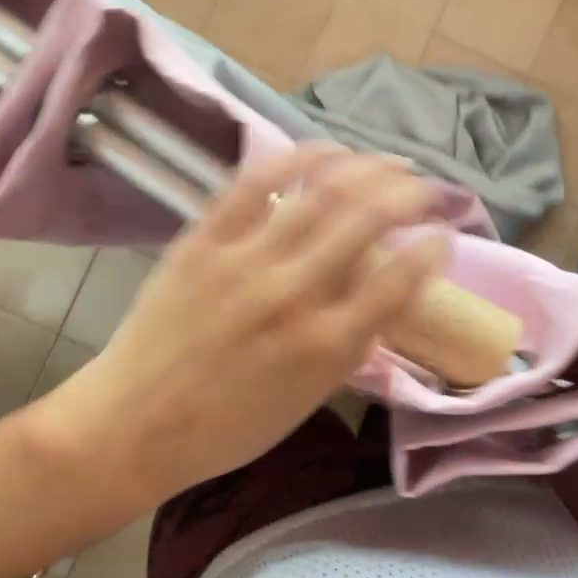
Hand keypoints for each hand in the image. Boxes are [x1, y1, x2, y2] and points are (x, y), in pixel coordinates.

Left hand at [37, 145, 449, 505]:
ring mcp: (245, 260)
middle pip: (368, 222)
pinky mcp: (204, 239)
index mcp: (326, 346)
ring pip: (321, 193)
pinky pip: (255, 184)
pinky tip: (327, 149)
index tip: (443, 234)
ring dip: (368, 169)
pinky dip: (297, 158)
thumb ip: (349, 346)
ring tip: (390, 162)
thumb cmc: (227, 428)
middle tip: (426, 188)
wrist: (133, 424)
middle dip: (411, 195)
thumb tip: (380, 297)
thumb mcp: (307, 400)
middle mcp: (293, 295)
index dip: (433, 248)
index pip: (400, 281)